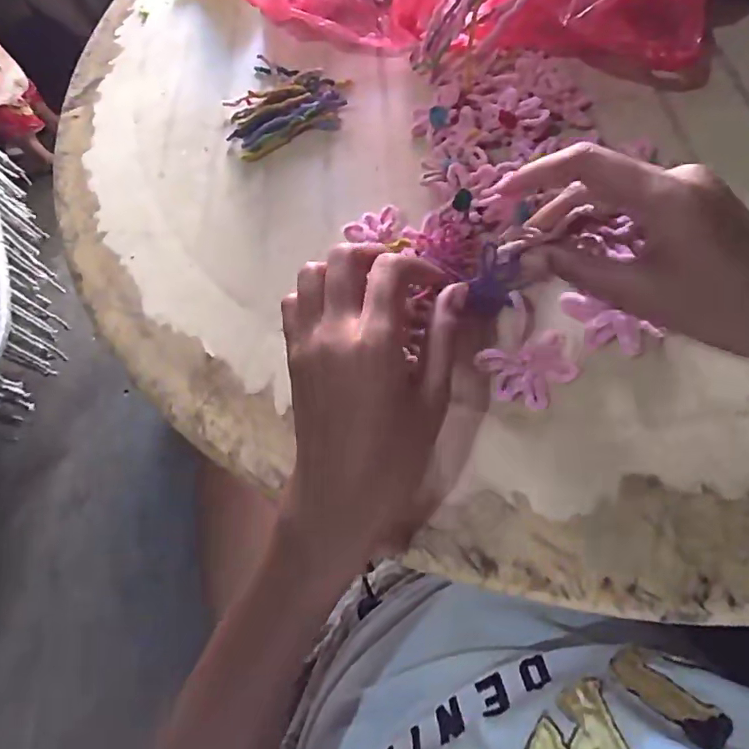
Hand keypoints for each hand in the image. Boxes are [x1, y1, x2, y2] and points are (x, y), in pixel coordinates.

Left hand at [279, 243, 473, 570]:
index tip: (436, 283)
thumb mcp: (433, 397)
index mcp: (375, 341)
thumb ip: (443, 336)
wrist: (338, 493)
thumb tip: (457, 290)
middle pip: (343, 256)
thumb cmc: (397, 453)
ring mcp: (306, 339)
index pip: (389, 269)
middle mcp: (334, 329)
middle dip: (377, 254)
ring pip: (311, 272)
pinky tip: (340, 314)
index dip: (418, 265)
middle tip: (401, 277)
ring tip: (369, 291)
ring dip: (342, 269)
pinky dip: (315, 292)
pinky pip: (294, 301)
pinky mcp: (292, 353)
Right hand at [489, 143, 748, 371]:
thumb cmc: (726, 311)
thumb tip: (532, 254)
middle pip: (597, 178)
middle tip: (521, 240)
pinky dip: (610, 224)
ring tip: (549, 252)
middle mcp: (675, 176)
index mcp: (663, 194)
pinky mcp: (697, 201)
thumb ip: (581, 268)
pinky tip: (591, 251)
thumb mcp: (643, 295)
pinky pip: (639, 204)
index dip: (535, 175)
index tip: (501, 197)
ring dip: (581, 218)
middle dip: (553, 207)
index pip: (584, 164)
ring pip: (616, 192)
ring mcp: (689, 186)